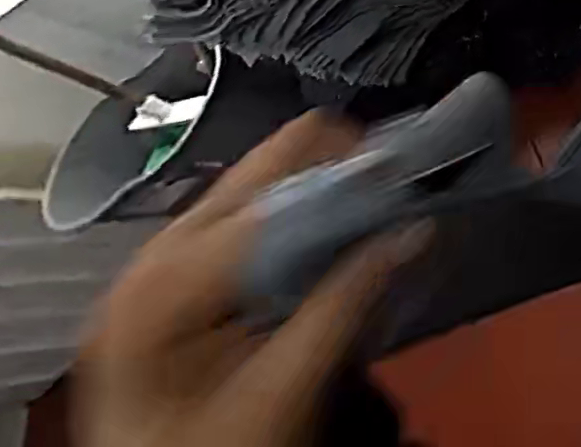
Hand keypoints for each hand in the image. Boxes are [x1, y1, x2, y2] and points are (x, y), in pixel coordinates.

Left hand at [76, 112, 429, 446]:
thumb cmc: (213, 444)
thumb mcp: (283, 389)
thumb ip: (348, 304)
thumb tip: (418, 228)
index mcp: (164, 285)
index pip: (275, 201)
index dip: (350, 181)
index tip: (411, 176)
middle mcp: (162, 250)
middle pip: (272, 161)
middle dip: (344, 164)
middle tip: (399, 180)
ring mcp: (175, 246)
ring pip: (277, 169)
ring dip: (335, 178)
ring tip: (381, 199)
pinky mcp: (198, 250)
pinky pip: (271, 193)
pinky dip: (318, 195)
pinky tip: (345, 220)